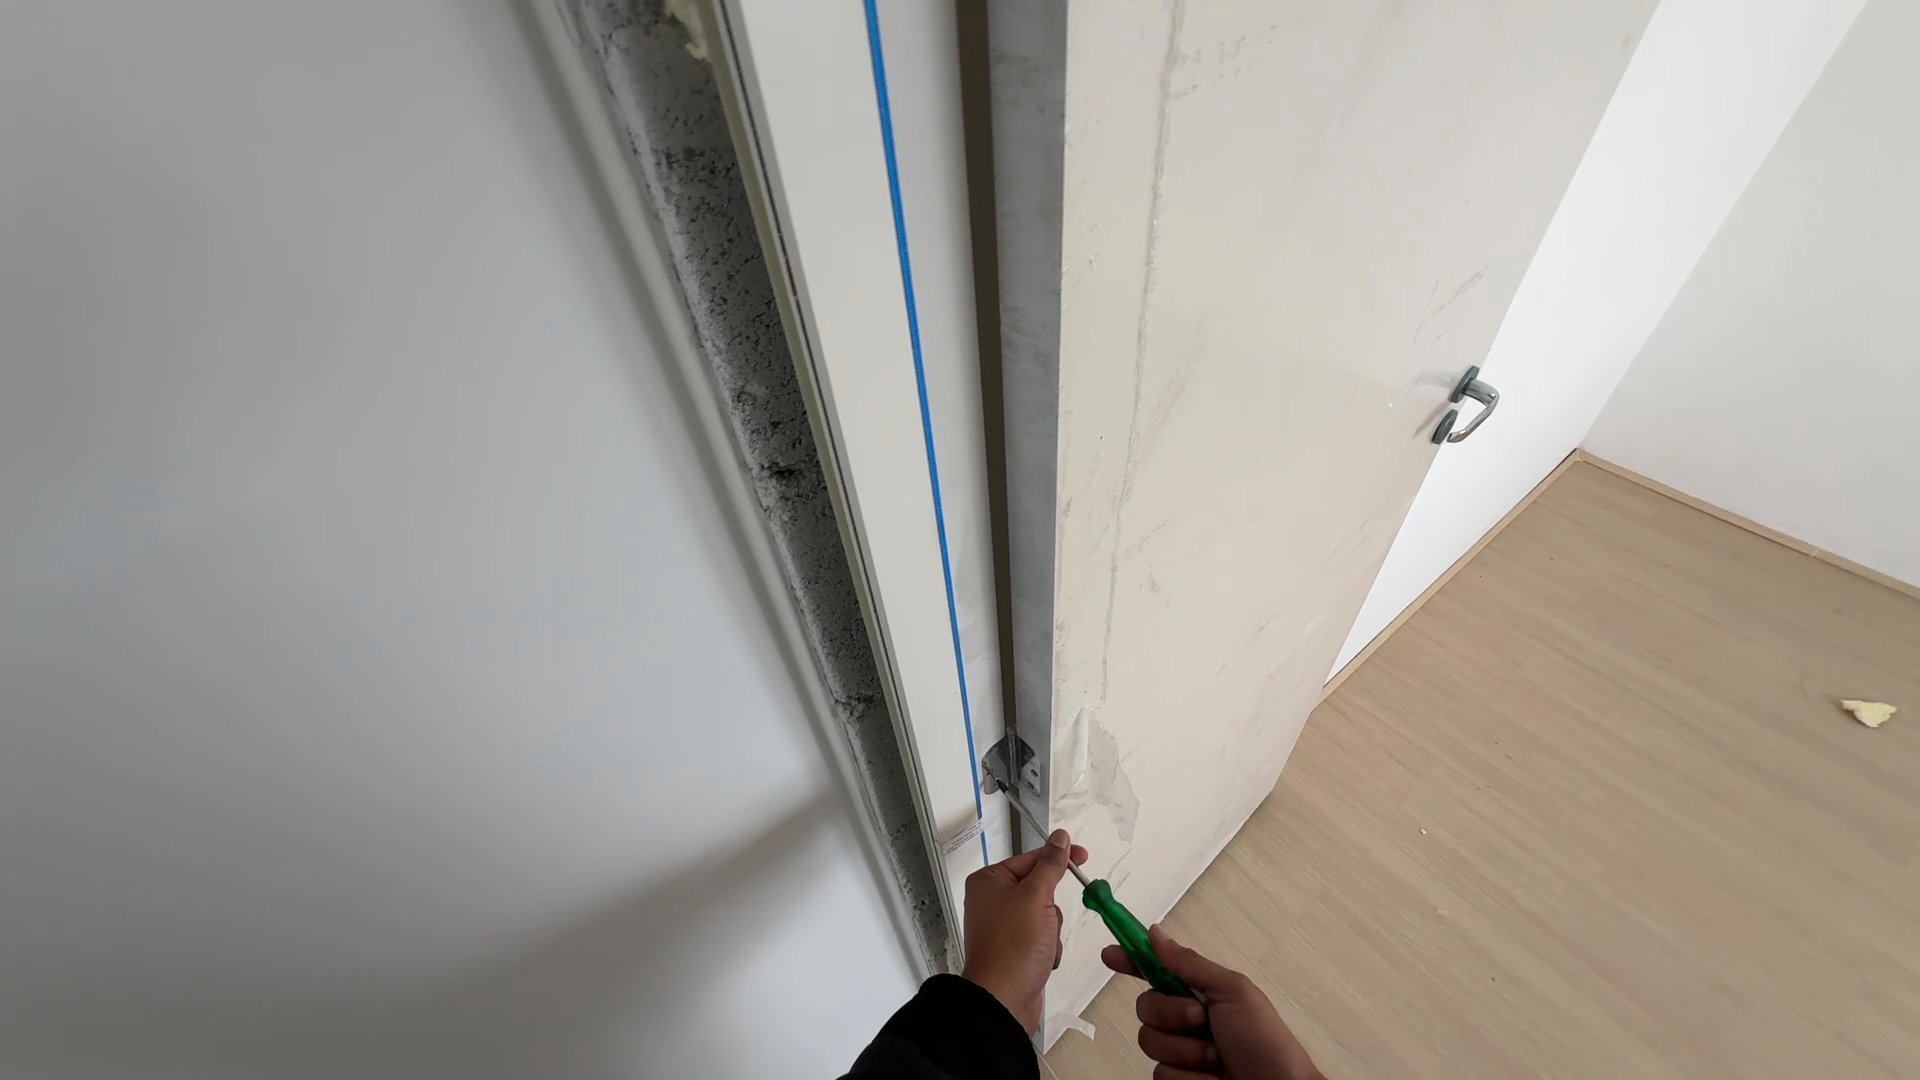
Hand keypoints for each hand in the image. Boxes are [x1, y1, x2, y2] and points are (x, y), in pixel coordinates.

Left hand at [960, 828, 1088, 1034]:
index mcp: (989, 880)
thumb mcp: (1036, 897)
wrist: (1003, 1002)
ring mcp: (1003, 925)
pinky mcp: (1013, 948)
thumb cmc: (1013, 945)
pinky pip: (1041, 936)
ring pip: (1044, 914)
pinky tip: (1042, 960)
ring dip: (1051, 930)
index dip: (1058, 857)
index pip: (1030, 859)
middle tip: (1045, 921)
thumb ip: (1051, 865)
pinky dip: (1048, 947)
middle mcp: (992, 899)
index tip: (1083, 856)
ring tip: (1041, 945)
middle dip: (1050, 908)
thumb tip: (1060, 838)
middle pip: (1039, 888)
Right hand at [1103, 925, 1323, 1079]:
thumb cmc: (1266, 1041)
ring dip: (1184, 1051)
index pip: (1153, 970)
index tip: (1108, 955)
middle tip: (1201, 1020)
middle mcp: (1183, 1020)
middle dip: (1171, 1013)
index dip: (1128, 960)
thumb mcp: (1233, 992)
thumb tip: (1155, 932)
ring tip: (1215, 1060)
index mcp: (1196, 992)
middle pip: (1144, 1006)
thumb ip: (1190, 964)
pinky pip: (1160, 1075)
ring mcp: (1180, 1054)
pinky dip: (1188, 1078)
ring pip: (1149, 1042)